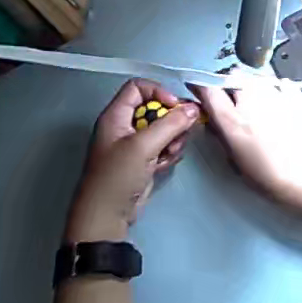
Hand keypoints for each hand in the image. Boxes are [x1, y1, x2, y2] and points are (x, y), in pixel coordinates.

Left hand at [63, 79, 200, 242]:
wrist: (107, 214)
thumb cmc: (118, 176)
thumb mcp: (144, 146)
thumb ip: (170, 124)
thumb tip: (194, 108)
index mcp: (116, 116)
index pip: (139, 88)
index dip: (159, 93)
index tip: (175, 108)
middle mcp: (125, 126)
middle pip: (156, 108)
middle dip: (172, 120)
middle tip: (181, 133)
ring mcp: (135, 144)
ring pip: (164, 128)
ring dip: (173, 138)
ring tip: (170, 153)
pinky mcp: (144, 159)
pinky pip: (164, 145)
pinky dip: (169, 152)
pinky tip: (165, 164)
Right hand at [193, 81, 301, 219]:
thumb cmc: (275, 180)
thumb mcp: (239, 165)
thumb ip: (224, 139)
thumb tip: (215, 123)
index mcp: (234, 122)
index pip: (209, 91)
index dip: (201, 88)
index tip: (199, 91)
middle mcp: (253, 103)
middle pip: (234, 78)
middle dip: (231, 86)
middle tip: (235, 103)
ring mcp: (278, 96)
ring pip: (257, 79)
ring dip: (253, 87)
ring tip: (259, 105)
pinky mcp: (298, 97)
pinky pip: (281, 85)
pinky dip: (277, 91)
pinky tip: (281, 106)